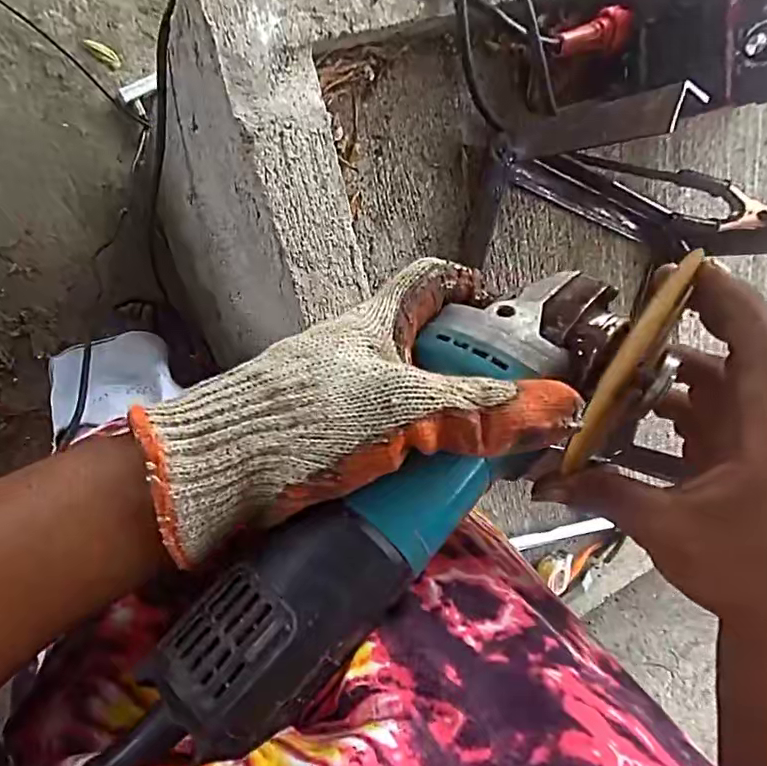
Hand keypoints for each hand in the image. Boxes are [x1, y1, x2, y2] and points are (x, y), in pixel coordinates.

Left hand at [130, 258, 582, 567]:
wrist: (214, 478)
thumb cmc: (295, 423)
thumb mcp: (398, 412)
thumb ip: (474, 412)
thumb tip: (553, 408)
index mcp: (372, 324)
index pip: (431, 281)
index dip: (475, 291)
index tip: (507, 325)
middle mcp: (355, 356)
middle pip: (428, 351)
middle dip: (466, 382)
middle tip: (497, 417)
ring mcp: (337, 401)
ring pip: (406, 405)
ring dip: (436, 431)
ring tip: (459, 462)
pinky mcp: (323, 443)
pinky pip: (379, 444)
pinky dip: (404, 461)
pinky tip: (413, 485)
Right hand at [534, 261, 766, 620]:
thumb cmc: (741, 568)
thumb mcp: (665, 527)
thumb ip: (606, 494)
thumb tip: (546, 480)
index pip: (764, 350)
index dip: (734, 305)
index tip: (695, 273)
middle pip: (744, 359)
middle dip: (702, 324)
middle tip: (652, 304)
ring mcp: (758, 449)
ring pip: (725, 391)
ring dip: (683, 372)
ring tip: (634, 361)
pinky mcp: (743, 467)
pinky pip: (711, 422)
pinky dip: (678, 409)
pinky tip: (642, 415)